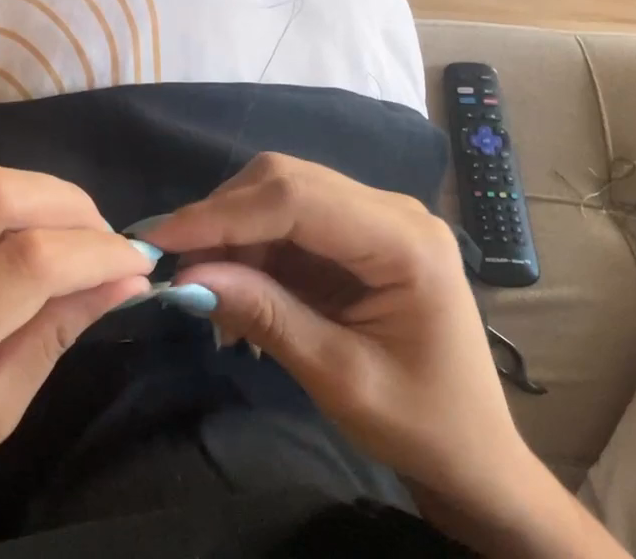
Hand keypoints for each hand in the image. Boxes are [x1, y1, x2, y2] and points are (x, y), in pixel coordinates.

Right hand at [140, 153, 627, 558]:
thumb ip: (267, 316)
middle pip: (285, 182)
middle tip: (175, 266)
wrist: (473, 453)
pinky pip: (287, 222)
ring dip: (232, 235)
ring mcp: (375, 219)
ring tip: (206, 290)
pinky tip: (235, 290)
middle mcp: (392, 212)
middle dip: (222, 219)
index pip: (297, 199)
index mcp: (406, 243)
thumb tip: (187, 276)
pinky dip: (250, 249)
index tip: (162, 242)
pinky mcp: (356, 236)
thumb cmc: (421, 423)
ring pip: (279, 195)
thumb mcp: (340, 378)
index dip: (222, 214)